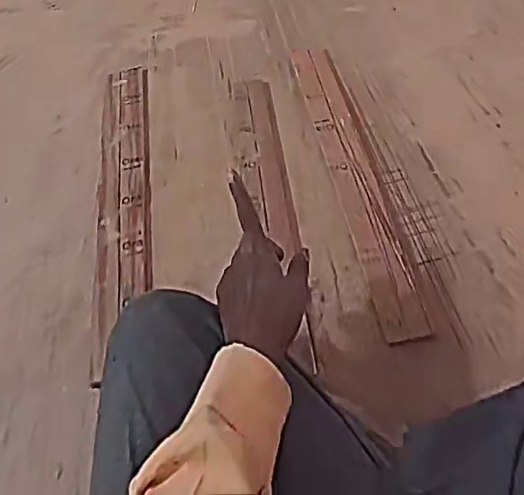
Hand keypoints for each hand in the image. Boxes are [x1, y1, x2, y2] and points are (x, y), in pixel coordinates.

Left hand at [216, 172, 309, 356]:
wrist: (252, 347)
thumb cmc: (279, 314)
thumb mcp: (298, 289)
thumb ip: (299, 266)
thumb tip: (301, 252)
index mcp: (257, 250)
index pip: (248, 215)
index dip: (240, 195)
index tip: (230, 176)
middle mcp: (238, 258)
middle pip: (252, 244)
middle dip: (266, 251)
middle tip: (282, 266)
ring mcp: (228, 276)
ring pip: (246, 265)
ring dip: (258, 272)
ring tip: (274, 295)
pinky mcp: (223, 294)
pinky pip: (238, 283)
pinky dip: (249, 288)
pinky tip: (261, 306)